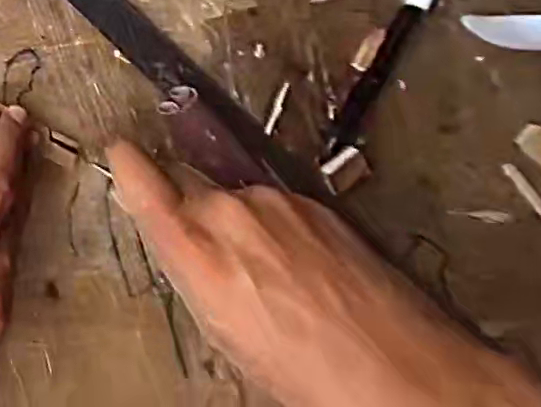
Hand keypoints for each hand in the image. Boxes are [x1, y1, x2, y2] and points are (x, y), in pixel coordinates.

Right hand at [107, 141, 540, 406]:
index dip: (124, 160)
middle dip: (191, 208)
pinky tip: (306, 268)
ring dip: (239, 220)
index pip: (133, 169)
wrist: (418, 383)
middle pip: (184, 183)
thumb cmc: (308, 374)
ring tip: (273, 270)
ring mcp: (271, 202)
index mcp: (192, 247)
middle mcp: (224, 211)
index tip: (122, 157)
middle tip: (217, 252)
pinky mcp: (312, 203)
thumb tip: (167, 233)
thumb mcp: (221, 328)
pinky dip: (278, 226)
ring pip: (230, 195)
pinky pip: (273, 203)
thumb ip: (185, 265)